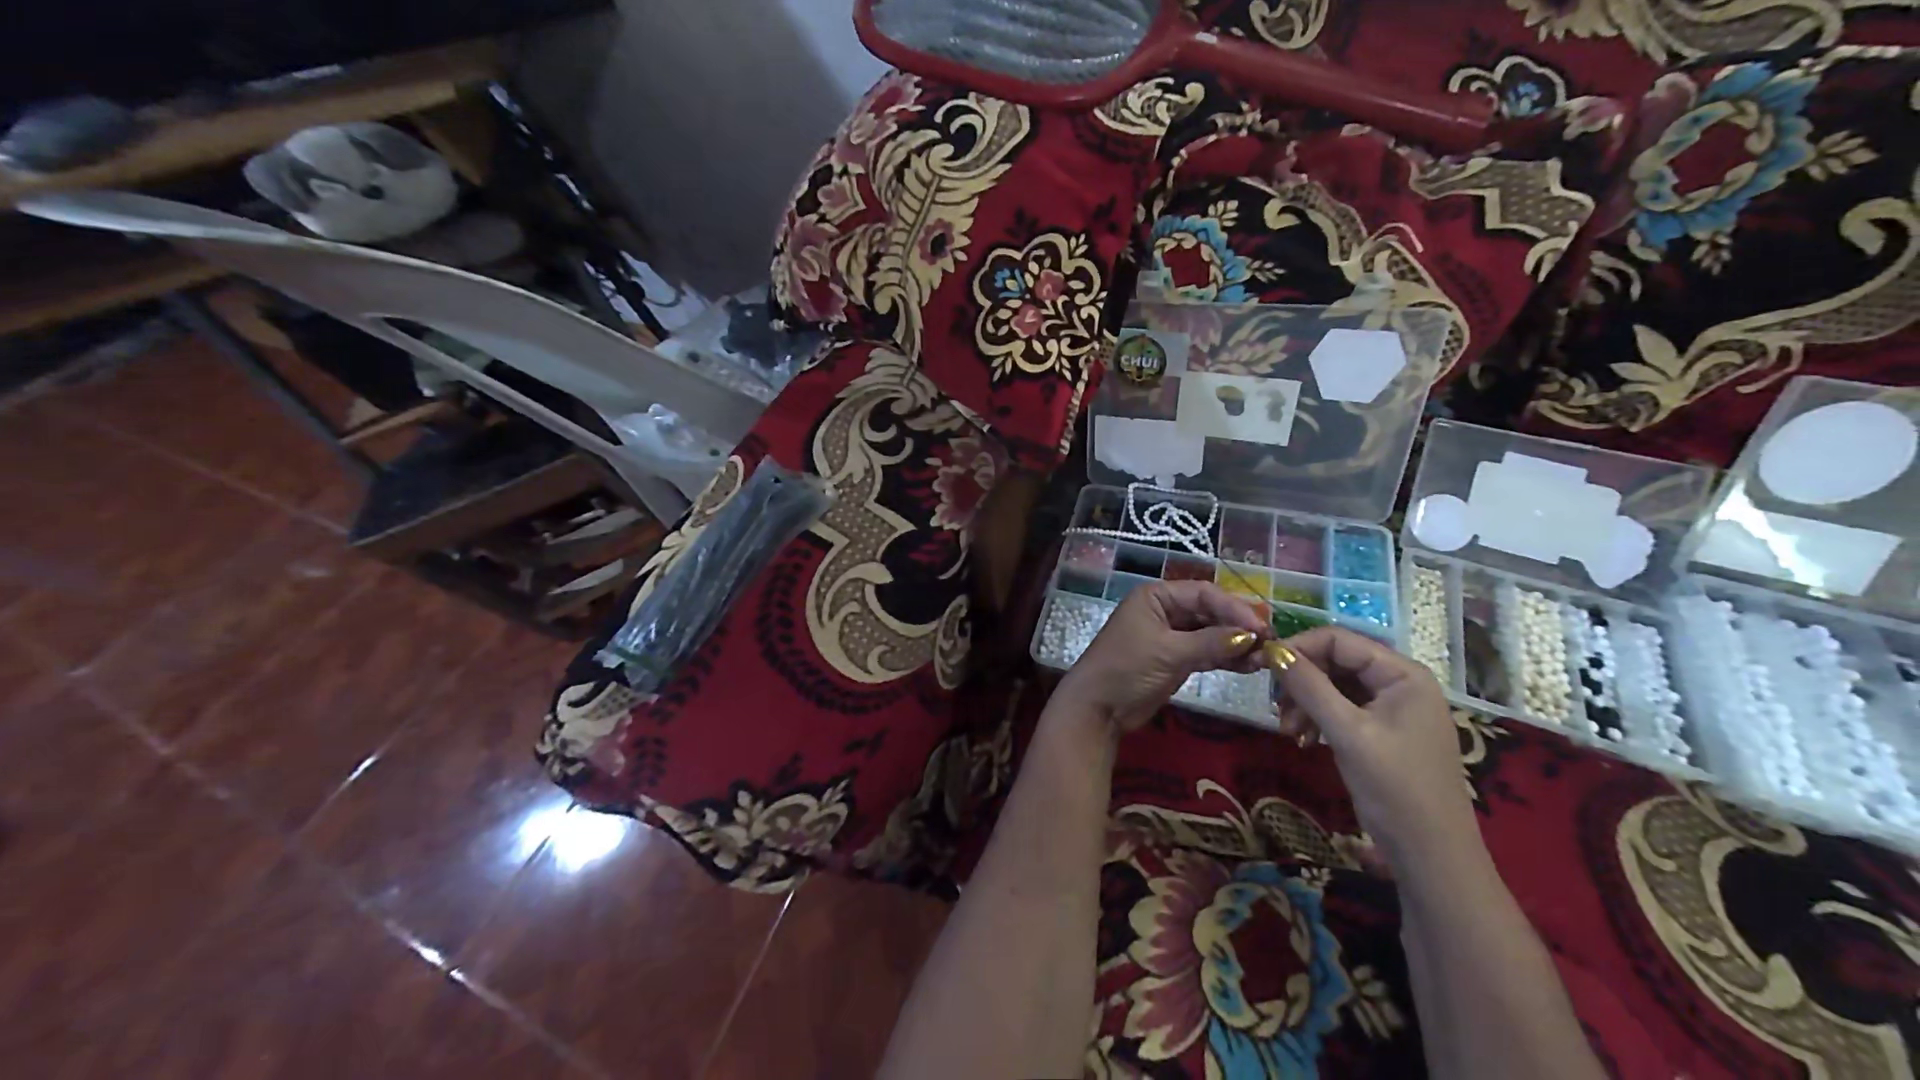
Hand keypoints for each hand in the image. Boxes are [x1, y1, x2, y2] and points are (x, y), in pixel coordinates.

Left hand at [1057, 580, 1267, 732]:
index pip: (1204, 593)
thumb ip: (1210, 642)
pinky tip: (1249, 666)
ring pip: (1212, 633)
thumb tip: (1251, 637)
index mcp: (1156, 596)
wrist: (1098, 709)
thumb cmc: (1126, 669)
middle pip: (1210, 612)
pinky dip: (1226, 658)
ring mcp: (1171, 636)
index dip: (1234, 608)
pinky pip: (1207, 652)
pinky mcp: (1176, 659)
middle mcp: (1164, 611)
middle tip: (1269, 643)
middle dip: (1238, 626)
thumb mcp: (1168, 652)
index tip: (1261, 627)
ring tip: (1263, 658)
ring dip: (1236, 644)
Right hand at [1266, 626, 1479, 869]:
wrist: (1431, 855)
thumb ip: (1309, 686)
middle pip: (1336, 661)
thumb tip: (1272, 649)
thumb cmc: (1394, 787)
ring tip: (1289, 731)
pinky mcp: (1384, 731)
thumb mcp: (1346, 732)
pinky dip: (1318, 718)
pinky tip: (1304, 739)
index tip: (1264, 669)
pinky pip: (1343, 708)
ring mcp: (1394, 708)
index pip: (1339, 639)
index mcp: (1403, 674)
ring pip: (1335, 685)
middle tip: (1277, 710)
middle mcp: (1401, 682)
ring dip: (1305, 702)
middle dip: (1301, 680)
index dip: (1299, 648)